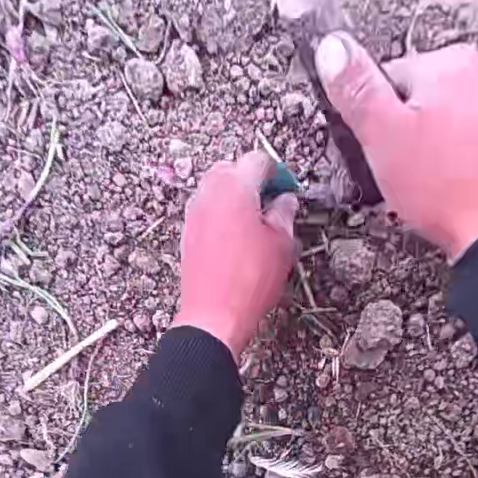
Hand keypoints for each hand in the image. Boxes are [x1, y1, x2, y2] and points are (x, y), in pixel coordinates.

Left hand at [173, 152, 299, 358]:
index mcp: (235, 187)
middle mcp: (209, 192)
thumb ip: (285, 215)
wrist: (214, 316)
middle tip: (274, 203)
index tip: (289, 189)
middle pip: (232, 169)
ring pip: (217, 189)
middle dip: (254, 181)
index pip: (258, 161)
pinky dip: (224, 214)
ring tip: (257, 222)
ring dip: (237, 197)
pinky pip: (208, 211)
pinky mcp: (188, 233)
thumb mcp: (281, 245)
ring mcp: (194, 213)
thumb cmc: (250, 281)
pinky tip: (239, 238)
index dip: (279, 172)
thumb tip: (286, 201)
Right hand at [315, 35, 477, 258]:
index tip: (377, 145)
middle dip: (401, 133)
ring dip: (423, 151)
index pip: (386, 75)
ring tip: (424, 180)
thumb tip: (332, 49)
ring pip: (435, 124)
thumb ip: (356, 89)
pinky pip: (457, 145)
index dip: (373, 118)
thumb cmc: (446, 188)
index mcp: (450, 62)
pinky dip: (445, 163)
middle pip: (413, 99)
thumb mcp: (382, 135)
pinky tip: (442, 185)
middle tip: (402, 167)